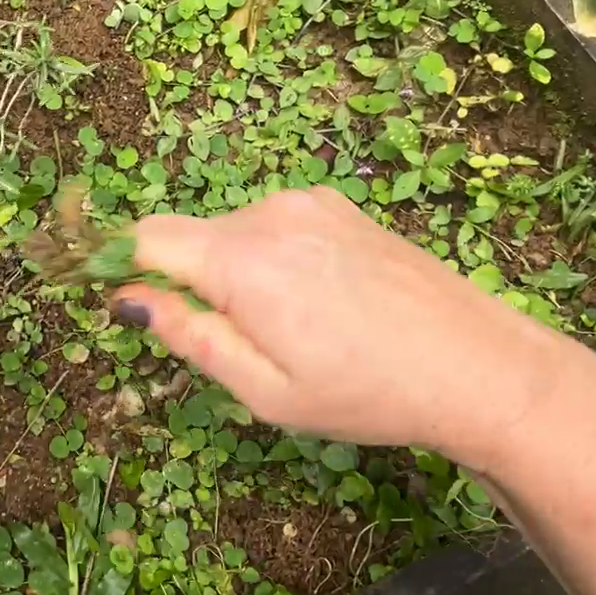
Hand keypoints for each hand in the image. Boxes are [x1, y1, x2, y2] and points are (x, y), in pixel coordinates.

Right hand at [111, 187, 580, 470]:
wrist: (481, 366)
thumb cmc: (365, 393)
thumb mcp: (265, 390)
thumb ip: (189, 336)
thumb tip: (127, 297)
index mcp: (241, 261)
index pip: (144, 237)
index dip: (115, 261)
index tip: (114, 295)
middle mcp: (266, 214)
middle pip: (186, 235)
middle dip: (183, 279)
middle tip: (232, 339)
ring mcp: (304, 202)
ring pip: (228, 230)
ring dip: (228, 269)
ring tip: (287, 324)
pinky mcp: (334, 202)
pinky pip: (269, 223)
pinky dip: (265, 254)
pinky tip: (316, 296)